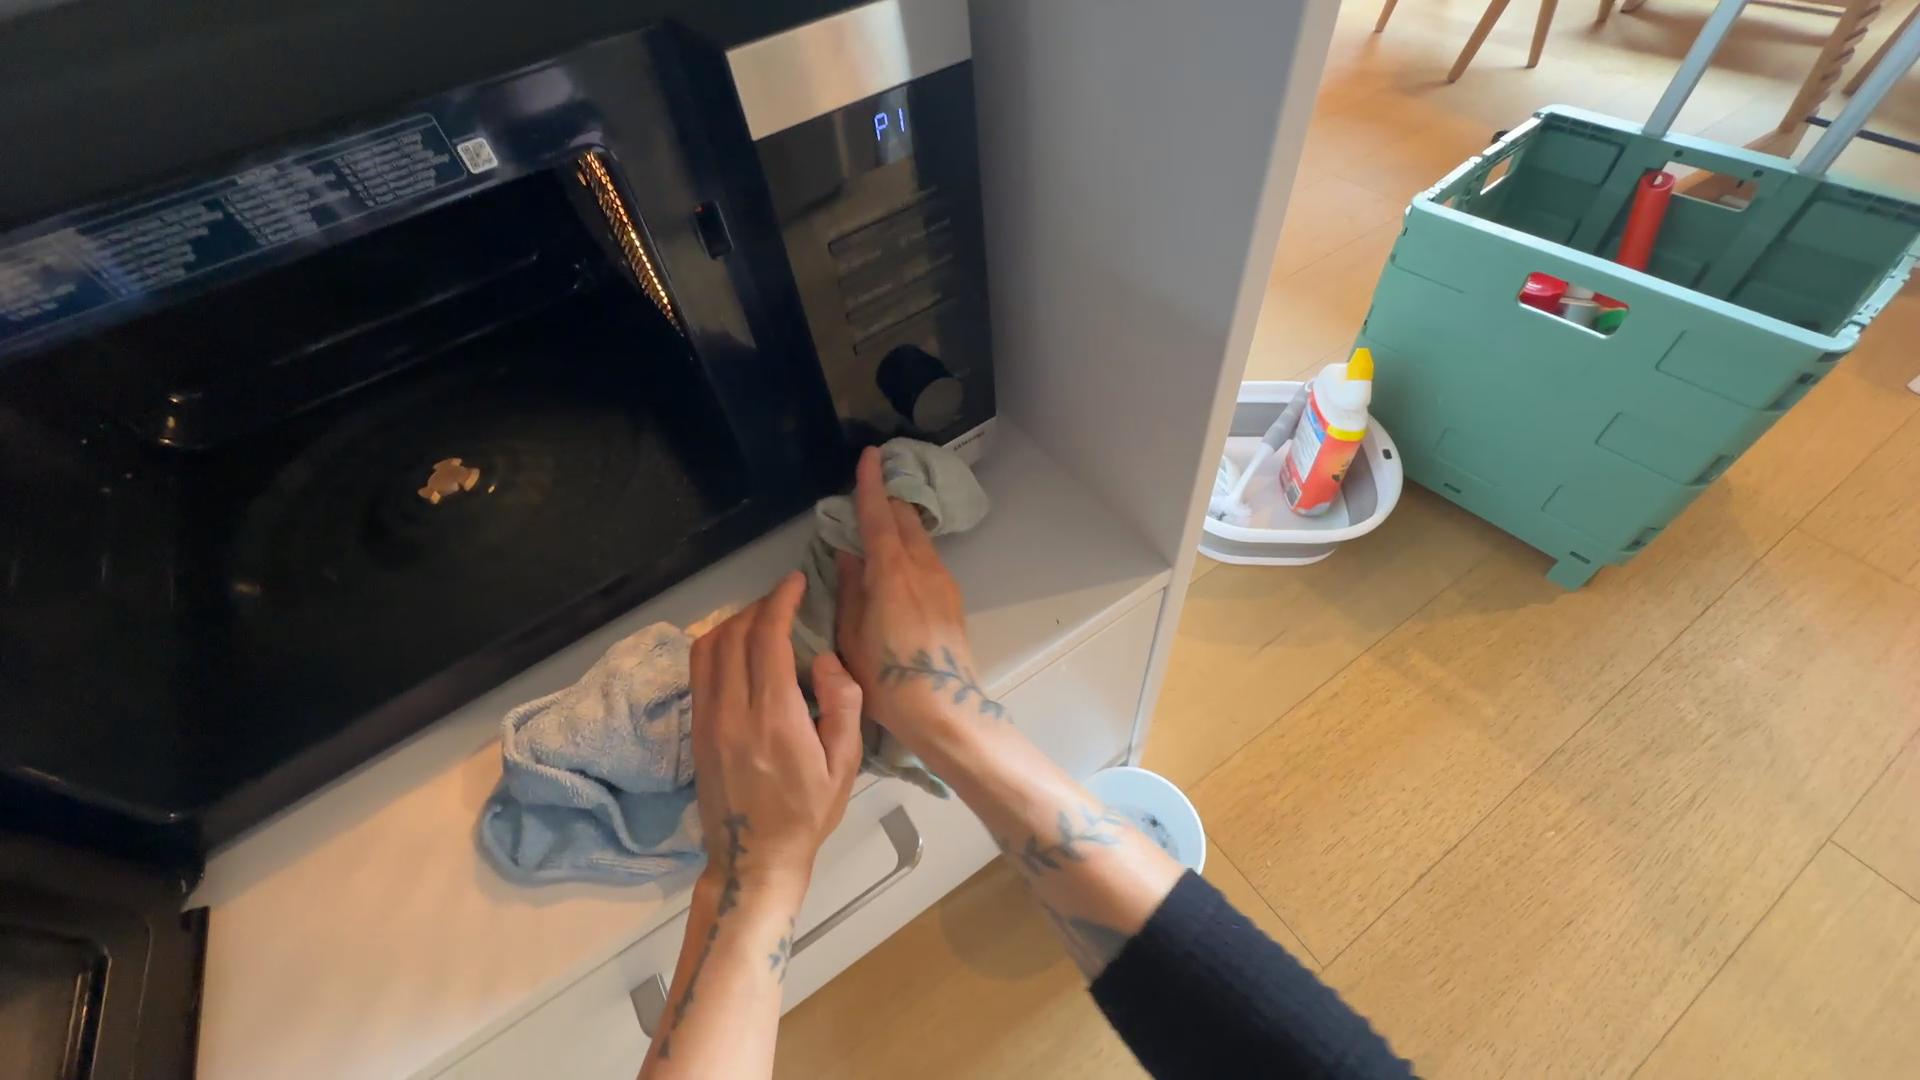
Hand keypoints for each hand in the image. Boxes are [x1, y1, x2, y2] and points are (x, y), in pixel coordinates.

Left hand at [689, 571, 863, 906]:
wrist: (753, 860)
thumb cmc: (809, 813)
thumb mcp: (846, 764)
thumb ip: (843, 705)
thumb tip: (826, 659)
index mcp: (775, 719)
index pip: (768, 640)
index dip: (781, 602)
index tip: (796, 583)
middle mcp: (733, 713)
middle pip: (734, 635)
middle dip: (760, 606)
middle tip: (785, 600)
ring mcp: (707, 721)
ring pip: (708, 648)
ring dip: (733, 622)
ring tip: (761, 619)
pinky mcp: (695, 730)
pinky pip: (698, 671)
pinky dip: (716, 645)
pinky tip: (738, 648)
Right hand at [834, 447, 1002, 755]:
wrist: (944, 709)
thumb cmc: (887, 677)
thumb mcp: (852, 635)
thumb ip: (850, 588)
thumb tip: (850, 554)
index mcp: (892, 571)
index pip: (879, 514)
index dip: (870, 483)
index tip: (870, 454)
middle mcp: (923, 567)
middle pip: (907, 519)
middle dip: (889, 500)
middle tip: (870, 493)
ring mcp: (944, 582)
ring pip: (921, 540)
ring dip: (902, 526)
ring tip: (882, 529)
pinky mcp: (954, 599)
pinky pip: (929, 560)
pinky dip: (912, 550)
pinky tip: (899, 568)